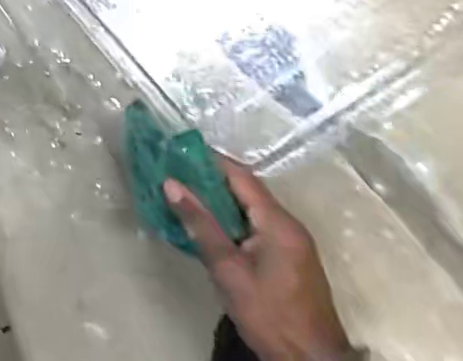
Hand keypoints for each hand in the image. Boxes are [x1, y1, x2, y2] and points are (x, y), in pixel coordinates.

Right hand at [167, 158, 352, 360]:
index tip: (175, 149)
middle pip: (245, 189)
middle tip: (170, 169)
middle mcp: (290, 227)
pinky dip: (227, 217)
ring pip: (248, 207)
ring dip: (216, 198)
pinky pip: (253, 224)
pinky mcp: (288, 259)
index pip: (240, 176)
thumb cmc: (268, 312)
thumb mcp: (227, 268)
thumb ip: (200, 223)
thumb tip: (170, 182)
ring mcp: (292, 244)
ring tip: (180, 192)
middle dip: (207, 177)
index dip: (208, 159)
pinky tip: (204, 222)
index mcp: (278, 224)